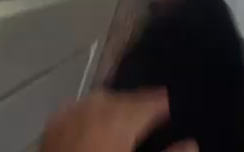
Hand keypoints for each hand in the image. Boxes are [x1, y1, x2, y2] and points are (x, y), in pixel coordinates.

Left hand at [40, 89, 193, 151]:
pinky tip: (94, 121)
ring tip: (127, 118)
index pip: (148, 102)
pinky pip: (76, 111)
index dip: (162, 101)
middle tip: (153, 110)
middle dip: (138, 103)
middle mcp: (94, 109)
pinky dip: (89, 113)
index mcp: (119, 120)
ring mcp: (69, 116)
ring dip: (115, 106)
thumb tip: (192, 143)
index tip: (171, 102)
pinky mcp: (51, 128)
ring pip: (99, 101)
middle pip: (123, 99)